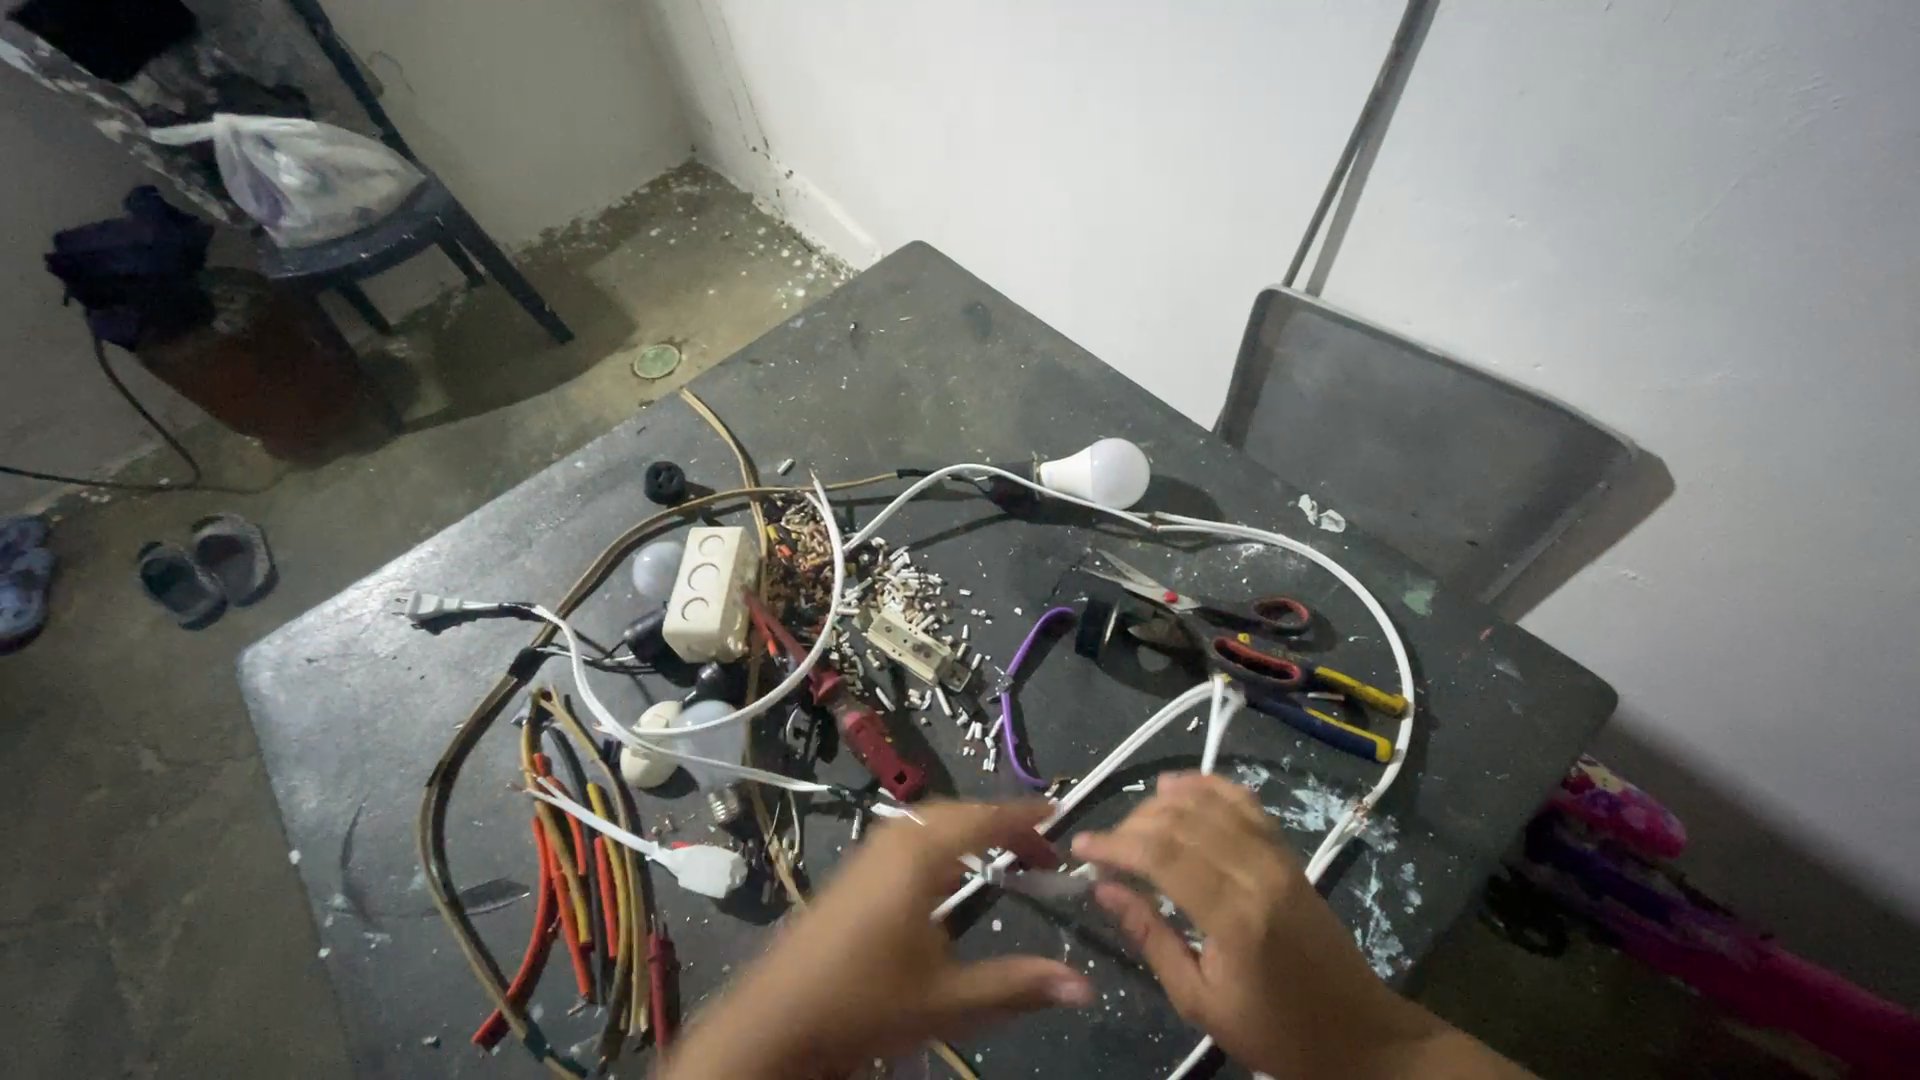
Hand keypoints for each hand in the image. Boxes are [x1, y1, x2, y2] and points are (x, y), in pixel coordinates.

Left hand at [661, 800, 1092, 1079]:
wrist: (777, 1018)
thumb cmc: (865, 1001)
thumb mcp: (948, 1000)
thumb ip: (1017, 987)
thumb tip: (1085, 985)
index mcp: (920, 855)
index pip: (984, 818)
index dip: (1025, 814)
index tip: (1060, 814)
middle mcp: (894, 839)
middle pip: (958, 812)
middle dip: (1000, 821)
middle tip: (1038, 848)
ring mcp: (869, 851)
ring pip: (931, 821)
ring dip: (970, 829)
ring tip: (1004, 853)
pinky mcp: (855, 869)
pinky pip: (911, 835)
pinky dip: (944, 840)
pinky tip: (950, 873)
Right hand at [1071, 772, 1450, 1078]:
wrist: (1359, 1036)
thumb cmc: (1275, 1031)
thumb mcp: (1200, 1001)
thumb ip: (1151, 938)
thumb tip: (1104, 889)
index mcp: (1234, 917)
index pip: (1161, 856)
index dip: (1115, 844)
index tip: (1081, 847)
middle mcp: (1257, 873)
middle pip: (1181, 821)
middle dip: (1132, 824)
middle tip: (1105, 846)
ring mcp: (1278, 857)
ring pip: (1210, 802)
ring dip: (1164, 800)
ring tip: (1132, 817)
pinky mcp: (1288, 853)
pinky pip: (1245, 802)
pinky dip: (1208, 786)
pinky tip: (1179, 786)